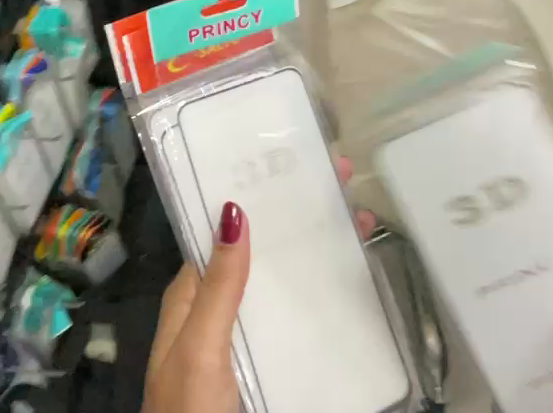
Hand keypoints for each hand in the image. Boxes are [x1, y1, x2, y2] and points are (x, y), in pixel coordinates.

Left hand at [143, 158, 371, 412]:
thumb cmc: (190, 411)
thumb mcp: (200, 348)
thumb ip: (217, 287)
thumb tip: (232, 209)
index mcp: (192, 297)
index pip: (222, 232)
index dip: (255, 197)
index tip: (292, 165)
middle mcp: (219, 311)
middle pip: (261, 253)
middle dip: (297, 219)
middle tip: (344, 181)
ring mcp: (248, 341)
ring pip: (284, 285)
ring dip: (317, 253)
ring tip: (362, 220)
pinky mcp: (273, 369)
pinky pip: (298, 324)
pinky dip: (324, 298)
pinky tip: (357, 283)